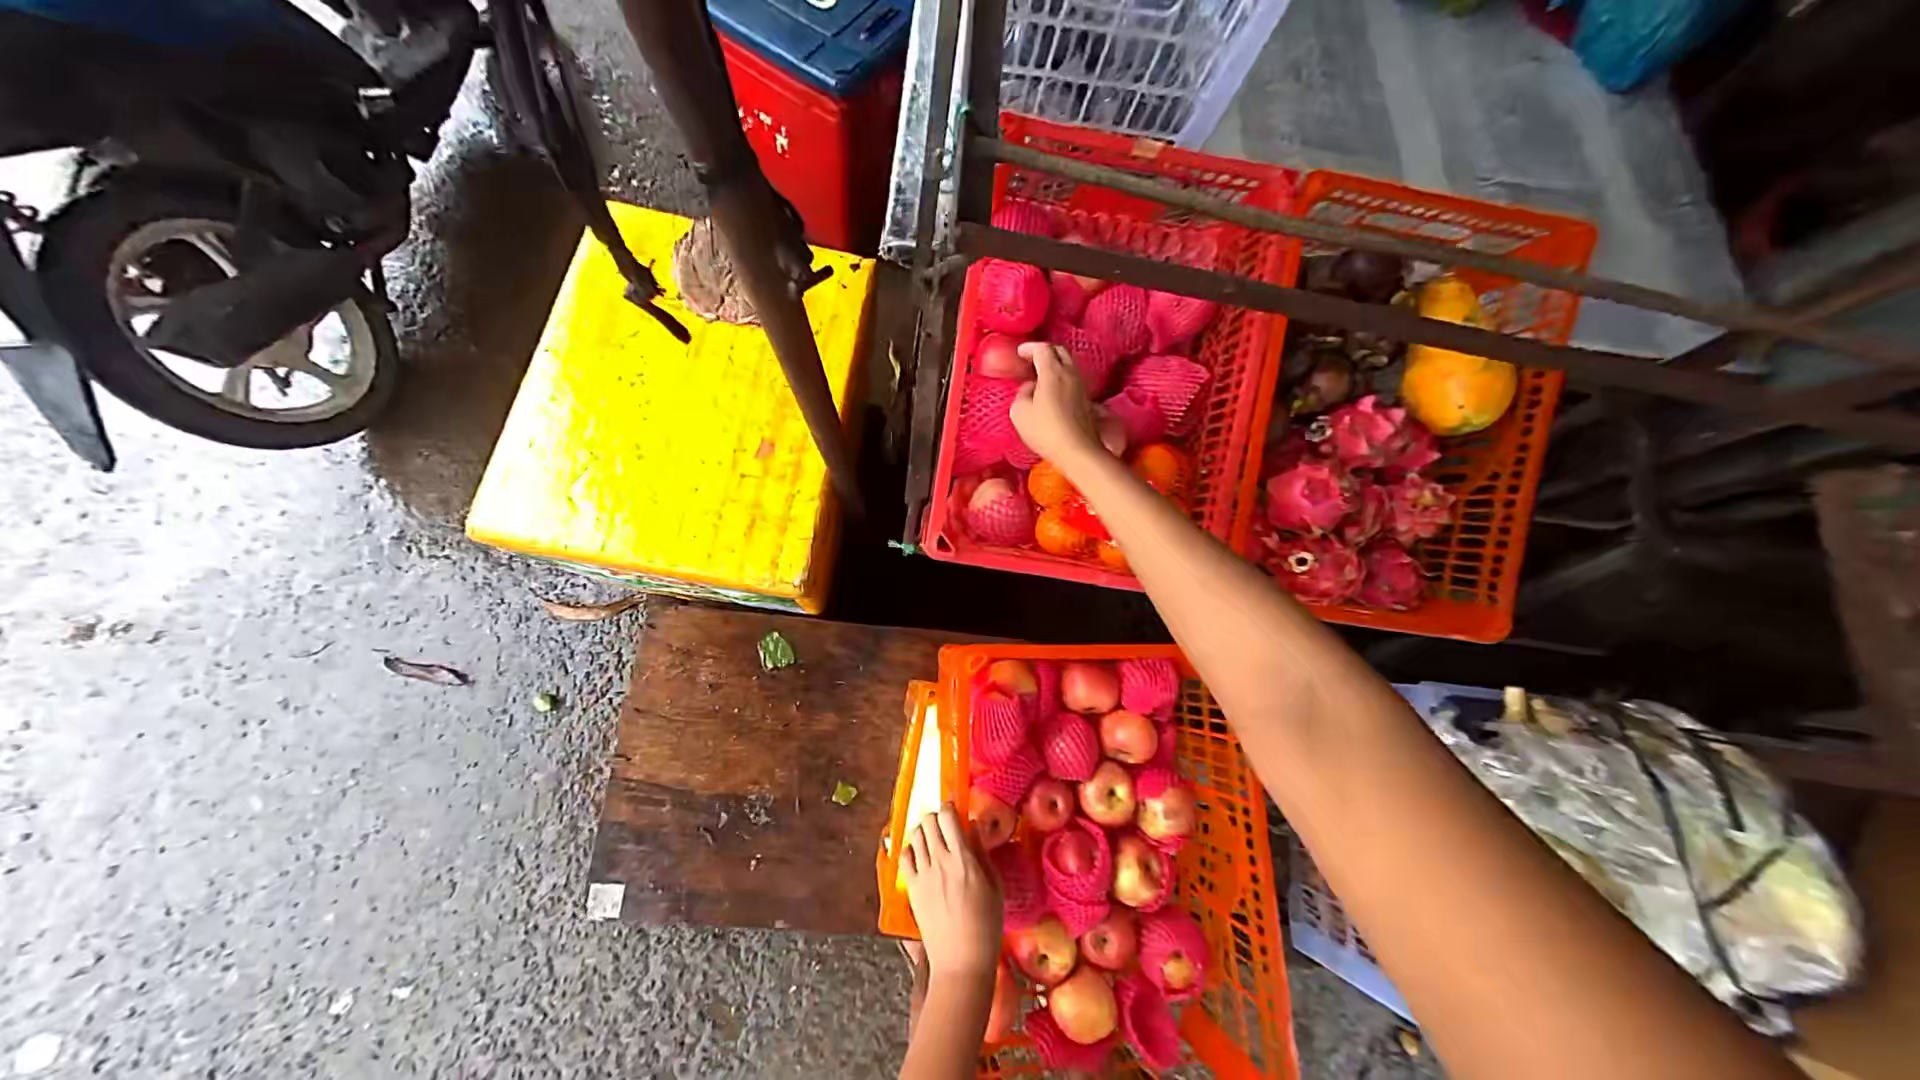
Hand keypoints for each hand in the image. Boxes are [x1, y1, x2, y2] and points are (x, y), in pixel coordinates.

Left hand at [902, 804, 1002, 981]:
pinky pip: (904, 857)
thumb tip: (973, 826)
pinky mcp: (911, 889)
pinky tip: (919, 855)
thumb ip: (982, 852)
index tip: (954, 810)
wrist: (961, 961)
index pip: (948, 816)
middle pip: (928, 821)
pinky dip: (910, 849)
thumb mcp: (994, 886)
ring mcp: (923, 874)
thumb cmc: (986, 925)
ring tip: (933, 839)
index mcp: (963, 858)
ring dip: (924, 831)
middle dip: (935, 817)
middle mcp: (940, 861)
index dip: (950, 807)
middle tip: (944, 825)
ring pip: (915, 835)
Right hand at [1010, 342, 1102, 475]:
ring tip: (1041, 373)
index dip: (1029, 348)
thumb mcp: (1020, 412)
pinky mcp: (1087, 401)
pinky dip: (1061, 378)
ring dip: (1055, 364)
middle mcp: (1070, 374)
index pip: (1042, 349)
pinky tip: (1053, 390)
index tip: (1020, 352)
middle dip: (1045, 351)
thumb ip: (1022, 394)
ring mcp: (1081, 387)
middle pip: (1060, 352)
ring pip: (1069, 365)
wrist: (1078, 452)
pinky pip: (1073, 380)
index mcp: (1053, 372)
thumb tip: (1030, 388)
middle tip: (1031, 358)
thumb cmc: (1046, 431)